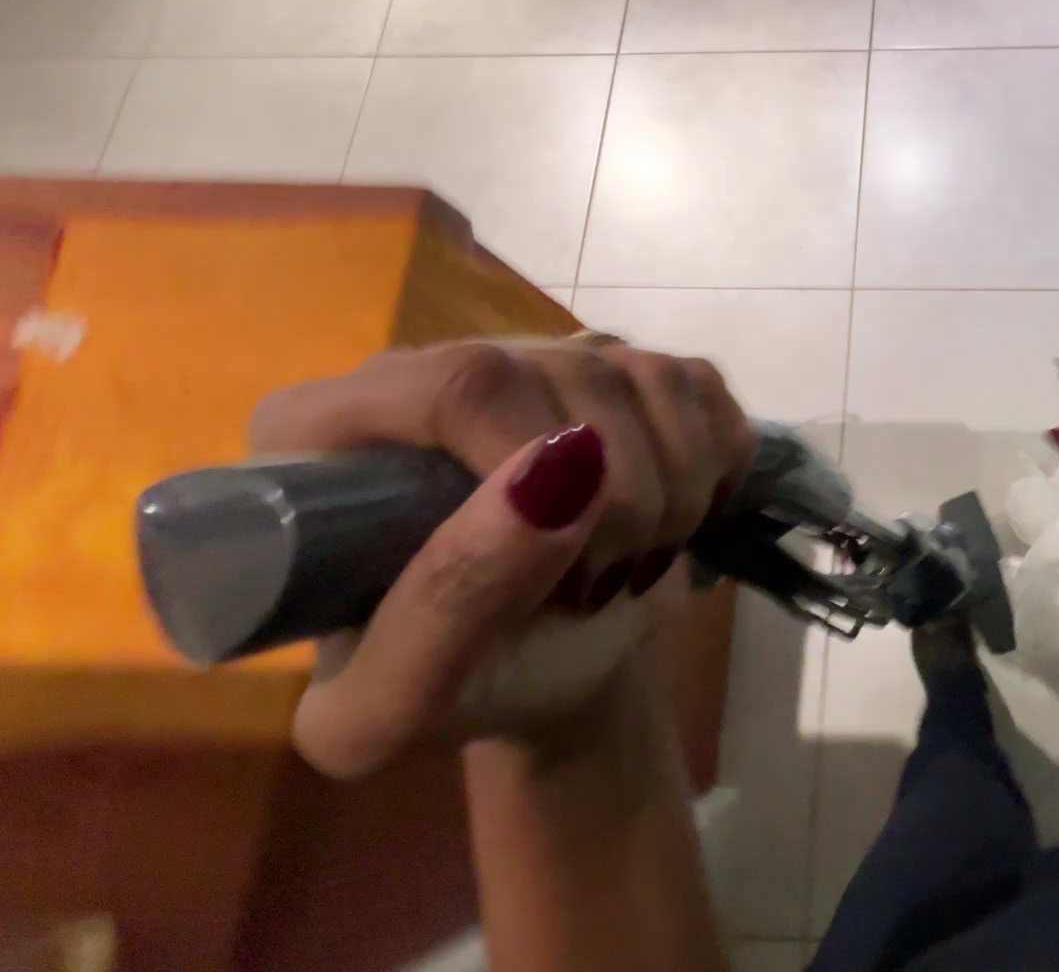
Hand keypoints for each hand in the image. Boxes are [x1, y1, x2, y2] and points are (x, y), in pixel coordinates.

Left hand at [247, 338, 753, 777]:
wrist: (560, 660)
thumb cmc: (467, 686)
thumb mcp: (397, 707)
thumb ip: (447, 602)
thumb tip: (564, 472)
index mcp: (335, 431)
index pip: (454, 381)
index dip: (528, 461)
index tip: (563, 563)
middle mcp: (447, 366)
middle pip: (571, 374)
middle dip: (621, 502)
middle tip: (597, 585)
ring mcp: (554, 360)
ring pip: (651, 378)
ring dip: (674, 497)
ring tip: (630, 560)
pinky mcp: (638, 376)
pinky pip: (705, 391)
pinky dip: (715, 469)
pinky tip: (677, 515)